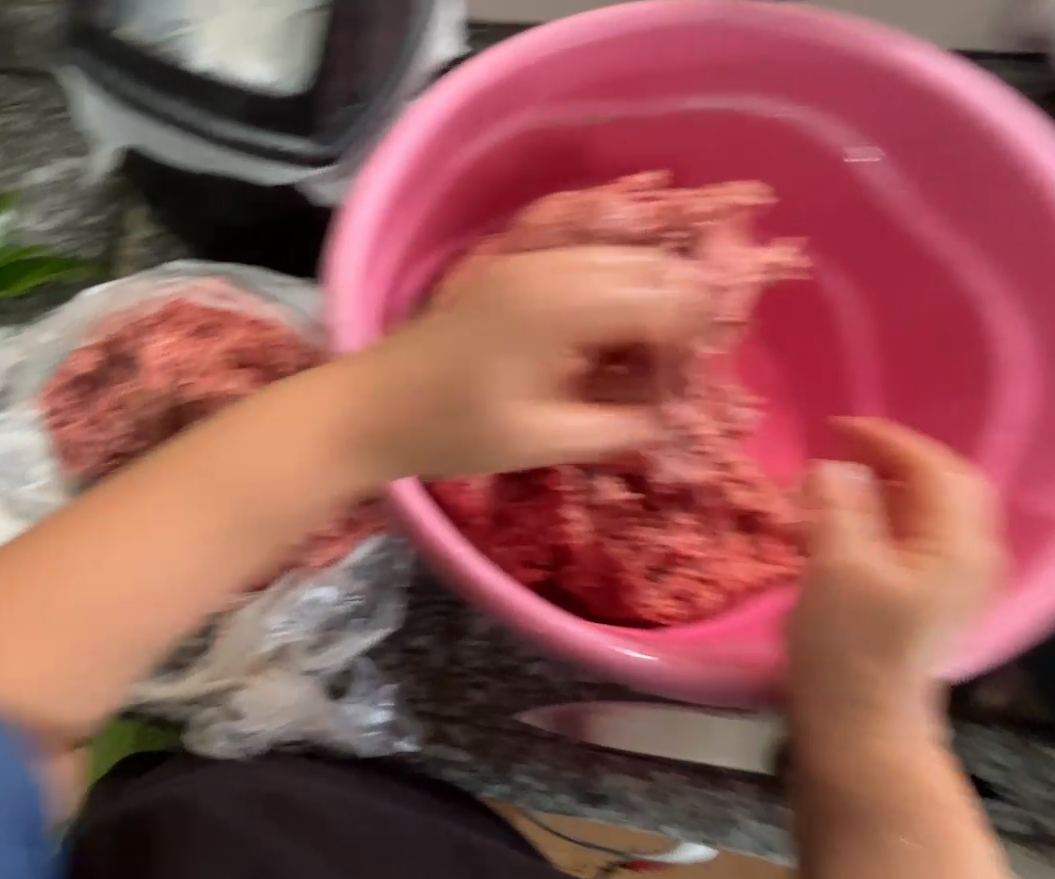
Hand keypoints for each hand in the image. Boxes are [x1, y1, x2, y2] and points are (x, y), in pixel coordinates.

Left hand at [343, 246, 707, 479]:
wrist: (364, 410)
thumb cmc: (446, 431)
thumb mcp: (540, 441)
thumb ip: (622, 427)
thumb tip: (678, 421)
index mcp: (567, 300)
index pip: (676, 302)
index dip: (690, 352)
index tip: (676, 400)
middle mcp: (554, 262)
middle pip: (656, 271)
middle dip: (674, 325)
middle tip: (656, 385)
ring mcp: (526, 260)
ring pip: (622, 264)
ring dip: (641, 311)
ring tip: (624, 373)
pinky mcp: (507, 272)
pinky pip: (582, 269)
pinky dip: (604, 301)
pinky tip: (591, 350)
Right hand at [788, 417, 1002, 734]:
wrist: (859, 719)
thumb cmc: (847, 644)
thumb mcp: (836, 569)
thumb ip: (840, 511)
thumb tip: (834, 467)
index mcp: (957, 546)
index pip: (935, 471)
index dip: (888, 441)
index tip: (835, 425)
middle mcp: (969, 559)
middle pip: (946, 488)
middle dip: (897, 459)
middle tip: (841, 447)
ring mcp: (951, 583)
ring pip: (932, 514)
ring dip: (891, 485)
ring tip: (842, 477)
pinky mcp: (926, 601)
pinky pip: (915, 538)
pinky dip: (885, 515)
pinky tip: (852, 522)